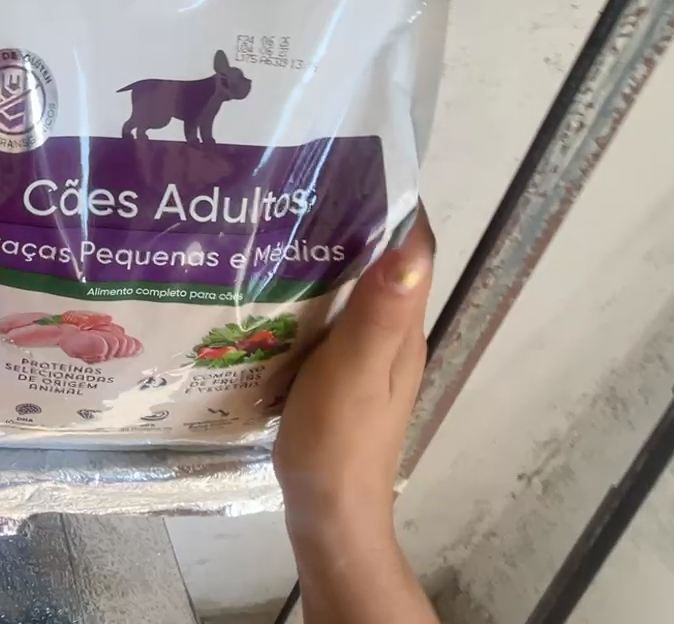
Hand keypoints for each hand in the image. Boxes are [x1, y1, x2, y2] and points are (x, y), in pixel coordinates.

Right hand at [274, 211, 434, 543]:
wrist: (326, 509)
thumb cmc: (339, 437)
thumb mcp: (356, 371)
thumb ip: (379, 313)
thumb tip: (407, 246)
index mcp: (400, 327)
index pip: (410, 250)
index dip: (389, 205)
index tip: (345, 164)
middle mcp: (387, 331)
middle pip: (376, 262)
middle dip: (345, 219)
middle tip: (290, 185)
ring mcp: (359, 350)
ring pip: (347, 285)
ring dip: (321, 252)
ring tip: (270, 220)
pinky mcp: (331, 365)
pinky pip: (322, 310)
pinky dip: (302, 286)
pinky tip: (263, 280)